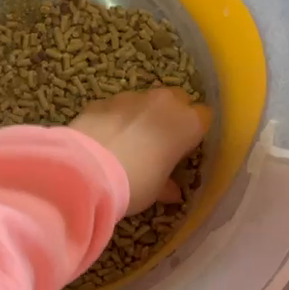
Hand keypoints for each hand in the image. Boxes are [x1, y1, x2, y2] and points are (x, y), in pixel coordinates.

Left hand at [69, 88, 211, 214]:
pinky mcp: (102, 100)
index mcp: (187, 123)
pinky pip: (115, 107)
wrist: (85, 171)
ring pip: (144, 100)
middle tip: (159, 141)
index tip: (183, 149)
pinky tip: (103, 138)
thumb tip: (172, 192)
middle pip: (177, 100)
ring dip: (140, 115)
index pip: (203, 117)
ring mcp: (130, 97)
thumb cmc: (135, 183)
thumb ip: (167, 185)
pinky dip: (113, 118)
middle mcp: (163, 102)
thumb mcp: (155, 190)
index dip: (193, 132)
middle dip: (171, 115)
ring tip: (126, 141)